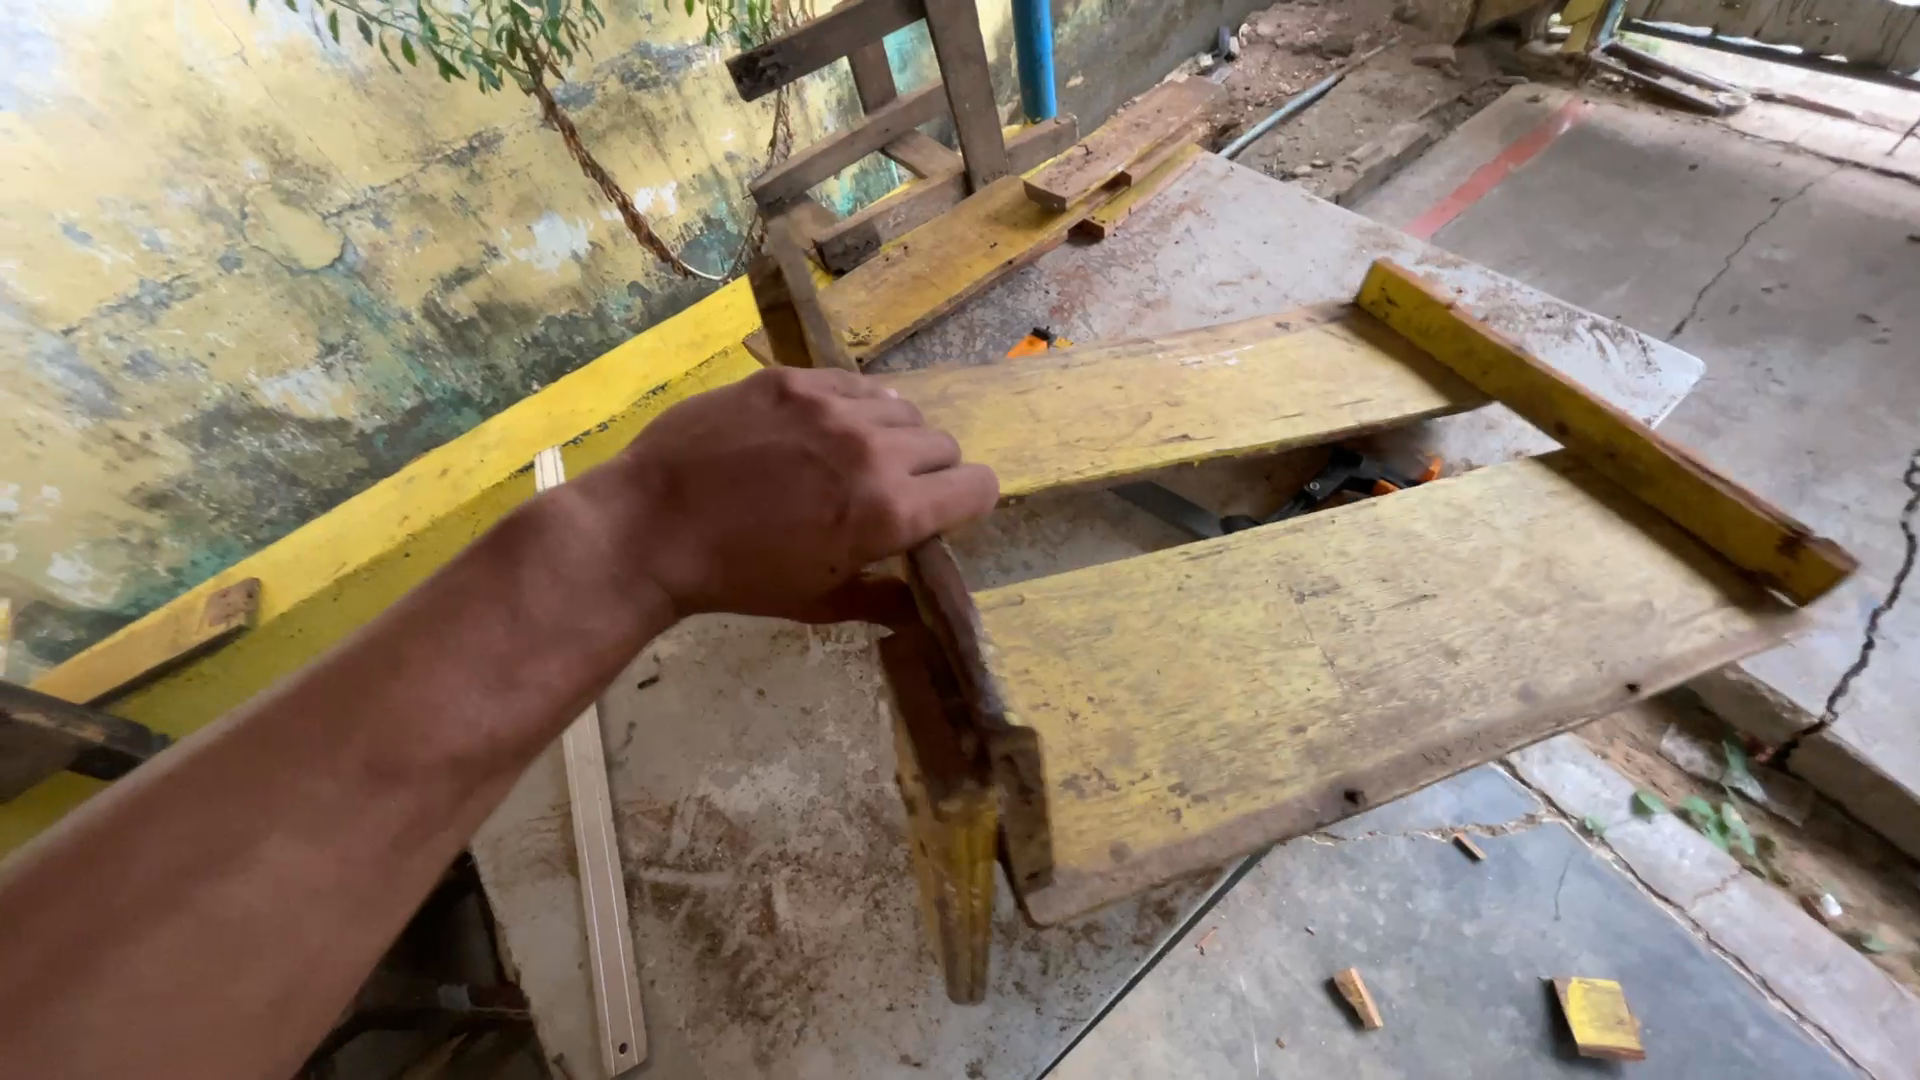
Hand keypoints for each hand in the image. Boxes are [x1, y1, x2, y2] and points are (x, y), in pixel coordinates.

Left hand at [599, 366, 998, 623]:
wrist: (654, 526)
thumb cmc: (739, 577)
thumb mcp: (818, 603)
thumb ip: (882, 599)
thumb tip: (918, 604)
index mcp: (890, 513)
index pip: (979, 487)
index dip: (968, 502)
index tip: (942, 513)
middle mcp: (875, 452)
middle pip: (945, 446)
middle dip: (930, 472)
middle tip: (887, 491)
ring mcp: (833, 408)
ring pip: (904, 410)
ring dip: (893, 437)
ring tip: (852, 456)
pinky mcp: (795, 381)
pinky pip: (856, 385)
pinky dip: (854, 408)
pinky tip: (819, 429)